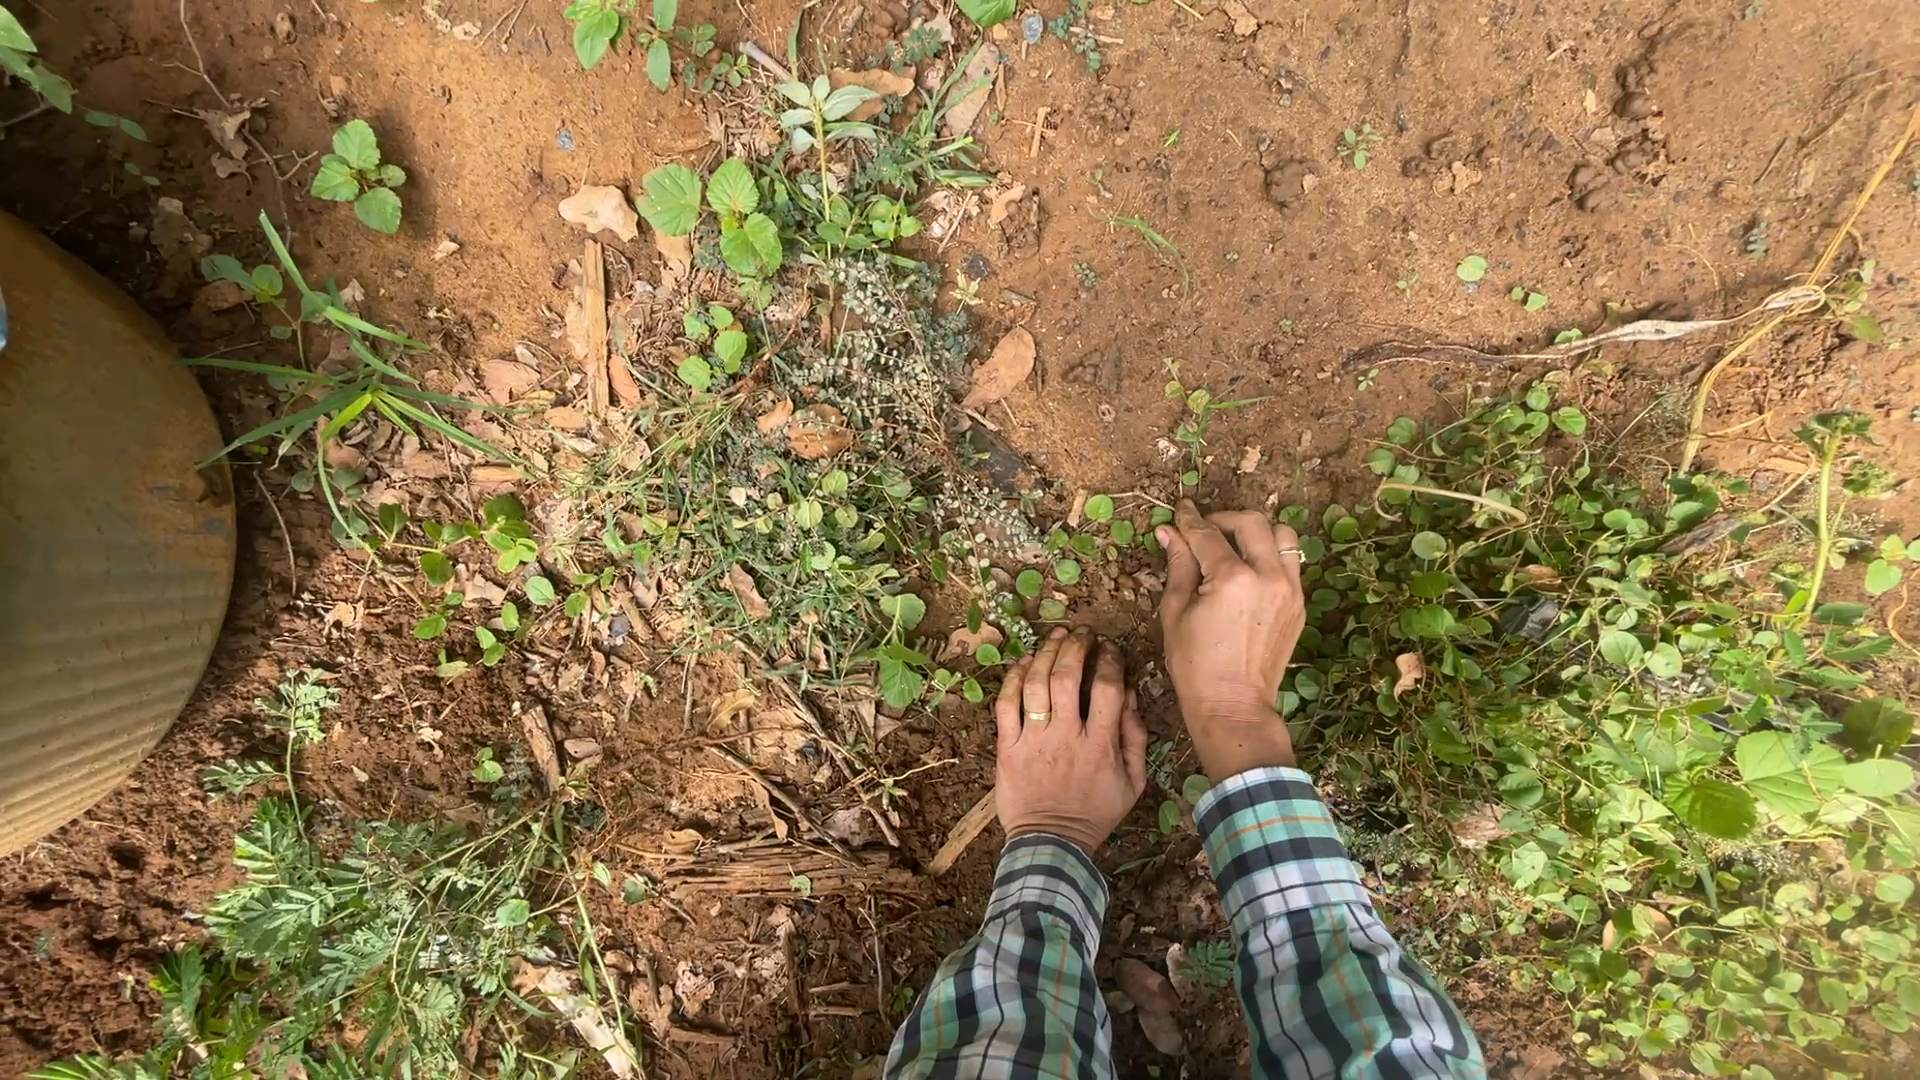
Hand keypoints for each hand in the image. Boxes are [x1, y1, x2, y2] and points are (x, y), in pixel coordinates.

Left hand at [993, 626, 1148, 853]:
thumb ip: (1135, 739)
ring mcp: (1034, 741)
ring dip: (1045, 654)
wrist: (1051, 844)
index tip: (1109, 648)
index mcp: (1100, 745)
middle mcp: (1066, 737)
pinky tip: (1024, 663)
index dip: (1109, 661)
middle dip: (1075, 646)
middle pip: (1067, 677)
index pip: (1106, 689)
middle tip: (1081, 632)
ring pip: (1036, 685)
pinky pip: (1006, 705)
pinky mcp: (1008, 748)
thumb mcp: (1133, 784)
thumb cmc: (1095, 812)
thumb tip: (1131, 696)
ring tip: (1054, 636)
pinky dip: (1014, 679)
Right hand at [1156, 500, 1306, 778]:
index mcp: (1232, 579)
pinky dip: (1270, 554)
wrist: (1233, 703)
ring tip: (1234, 546)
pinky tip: (1248, 570)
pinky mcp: (1299, 604)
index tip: (1180, 509)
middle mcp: (1267, 576)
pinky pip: (1290, 562)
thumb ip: (1178, 565)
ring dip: (1256, 532)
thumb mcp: (1175, 611)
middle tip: (1204, 529)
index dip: (1189, 519)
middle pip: (1251, 522)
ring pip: (1282, 535)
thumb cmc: (1194, 663)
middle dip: (1224, 518)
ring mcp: (1290, 590)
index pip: (1207, 534)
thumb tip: (1169, 532)